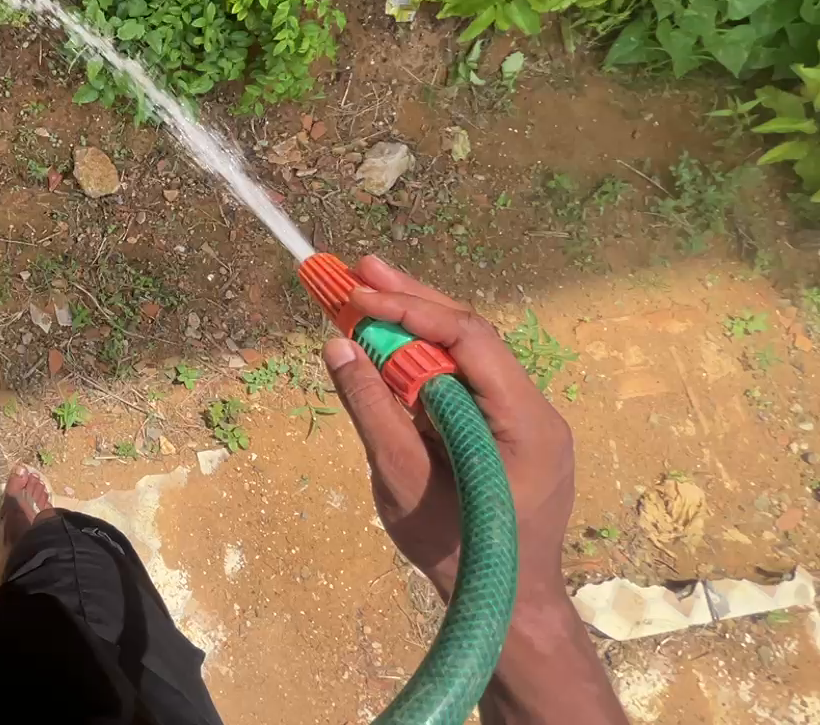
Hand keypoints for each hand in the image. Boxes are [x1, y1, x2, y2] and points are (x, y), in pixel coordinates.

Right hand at [319, 255, 574, 604]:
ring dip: (411, 318)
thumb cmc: (453, 543)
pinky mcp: (499, 427)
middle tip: (356, 267)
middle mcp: (531, 408)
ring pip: (462, 350)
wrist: (501, 601)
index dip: (409, 309)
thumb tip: (337, 344)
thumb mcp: (401, 474)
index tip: (356, 295)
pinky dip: (416, 351)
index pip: (468, 338)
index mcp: (523, 419)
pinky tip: (383, 337)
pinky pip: (457, 375)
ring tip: (363, 287)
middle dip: (410, 298)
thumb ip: (370, 406)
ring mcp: (519, 418)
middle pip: (468, 333)